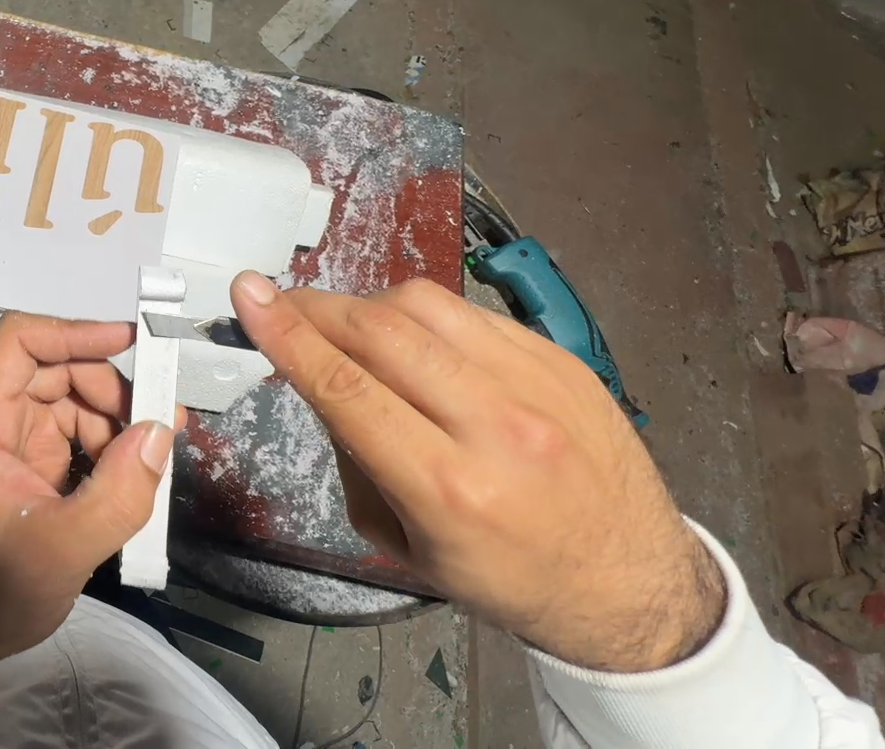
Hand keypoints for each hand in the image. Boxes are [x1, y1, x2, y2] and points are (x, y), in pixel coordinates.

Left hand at [0, 313, 182, 697]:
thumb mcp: (60, 550)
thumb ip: (117, 495)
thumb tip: (160, 434)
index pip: (18, 342)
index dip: (71, 331)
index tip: (130, 341)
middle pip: (54, 369)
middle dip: (109, 388)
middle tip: (160, 420)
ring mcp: (13, 445)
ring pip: (70, 402)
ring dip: (114, 421)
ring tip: (153, 458)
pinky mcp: (30, 471)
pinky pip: (76, 438)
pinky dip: (108, 448)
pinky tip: (133, 475)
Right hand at [229, 272, 723, 672]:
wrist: (635, 588)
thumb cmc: (505, 576)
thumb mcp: (401, 541)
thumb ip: (353, 453)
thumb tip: (321, 376)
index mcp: (448, 489)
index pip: (344, 387)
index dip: (286, 333)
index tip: (249, 295)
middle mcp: (498, 428)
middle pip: (378, 332)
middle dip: (313, 308)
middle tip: (282, 305)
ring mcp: (538, 385)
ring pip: (420, 304)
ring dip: (363, 306)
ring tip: (348, 327)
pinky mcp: (561, 360)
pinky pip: (465, 312)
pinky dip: (417, 315)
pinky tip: (410, 339)